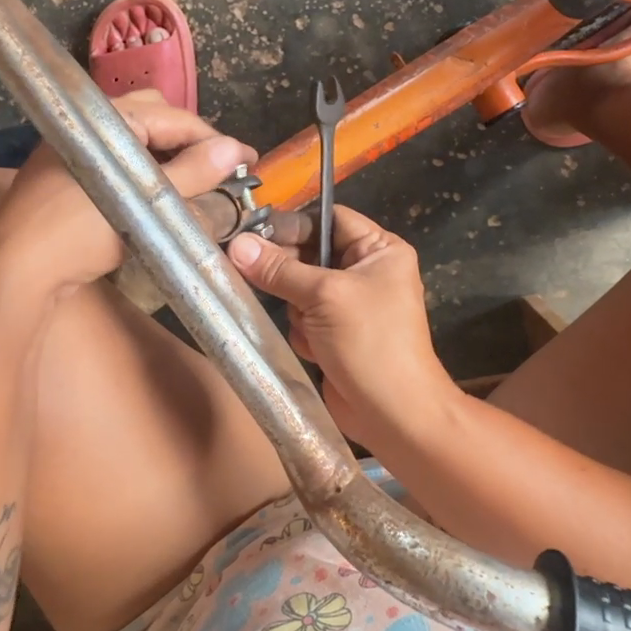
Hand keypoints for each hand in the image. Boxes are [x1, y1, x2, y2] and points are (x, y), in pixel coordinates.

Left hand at [0, 90, 254, 296]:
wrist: (15, 271)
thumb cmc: (76, 231)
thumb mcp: (141, 203)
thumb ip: (190, 174)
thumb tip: (233, 151)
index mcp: (104, 118)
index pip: (174, 117)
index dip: (213, 140)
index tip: (247, 161)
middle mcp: (87, 125)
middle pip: (154, 119)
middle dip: (190, 141)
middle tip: (220, 169)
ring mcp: (75, 151)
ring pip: (136, 143)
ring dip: (169, 160)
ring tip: (199, 185)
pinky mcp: (69, 179)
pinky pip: (119, 164)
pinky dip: (146, 176)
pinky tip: (163, 198)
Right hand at [226, 205, 460, 444]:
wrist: (393, 412)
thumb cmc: (370, 341)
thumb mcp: (324, 296)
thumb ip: (279, 269)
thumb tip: (237, 244)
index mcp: (379, 250)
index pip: (330, 218)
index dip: (294, 223)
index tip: (253, 233)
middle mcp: (366, 271)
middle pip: (309, 254)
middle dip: (291, 275)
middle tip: (260, 278)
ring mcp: (350, 305)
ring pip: (300, 290)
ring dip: (298, 311)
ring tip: (311, 330)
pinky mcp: (335, 335)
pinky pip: (303, 319)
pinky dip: (304, 334)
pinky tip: (315, 351)